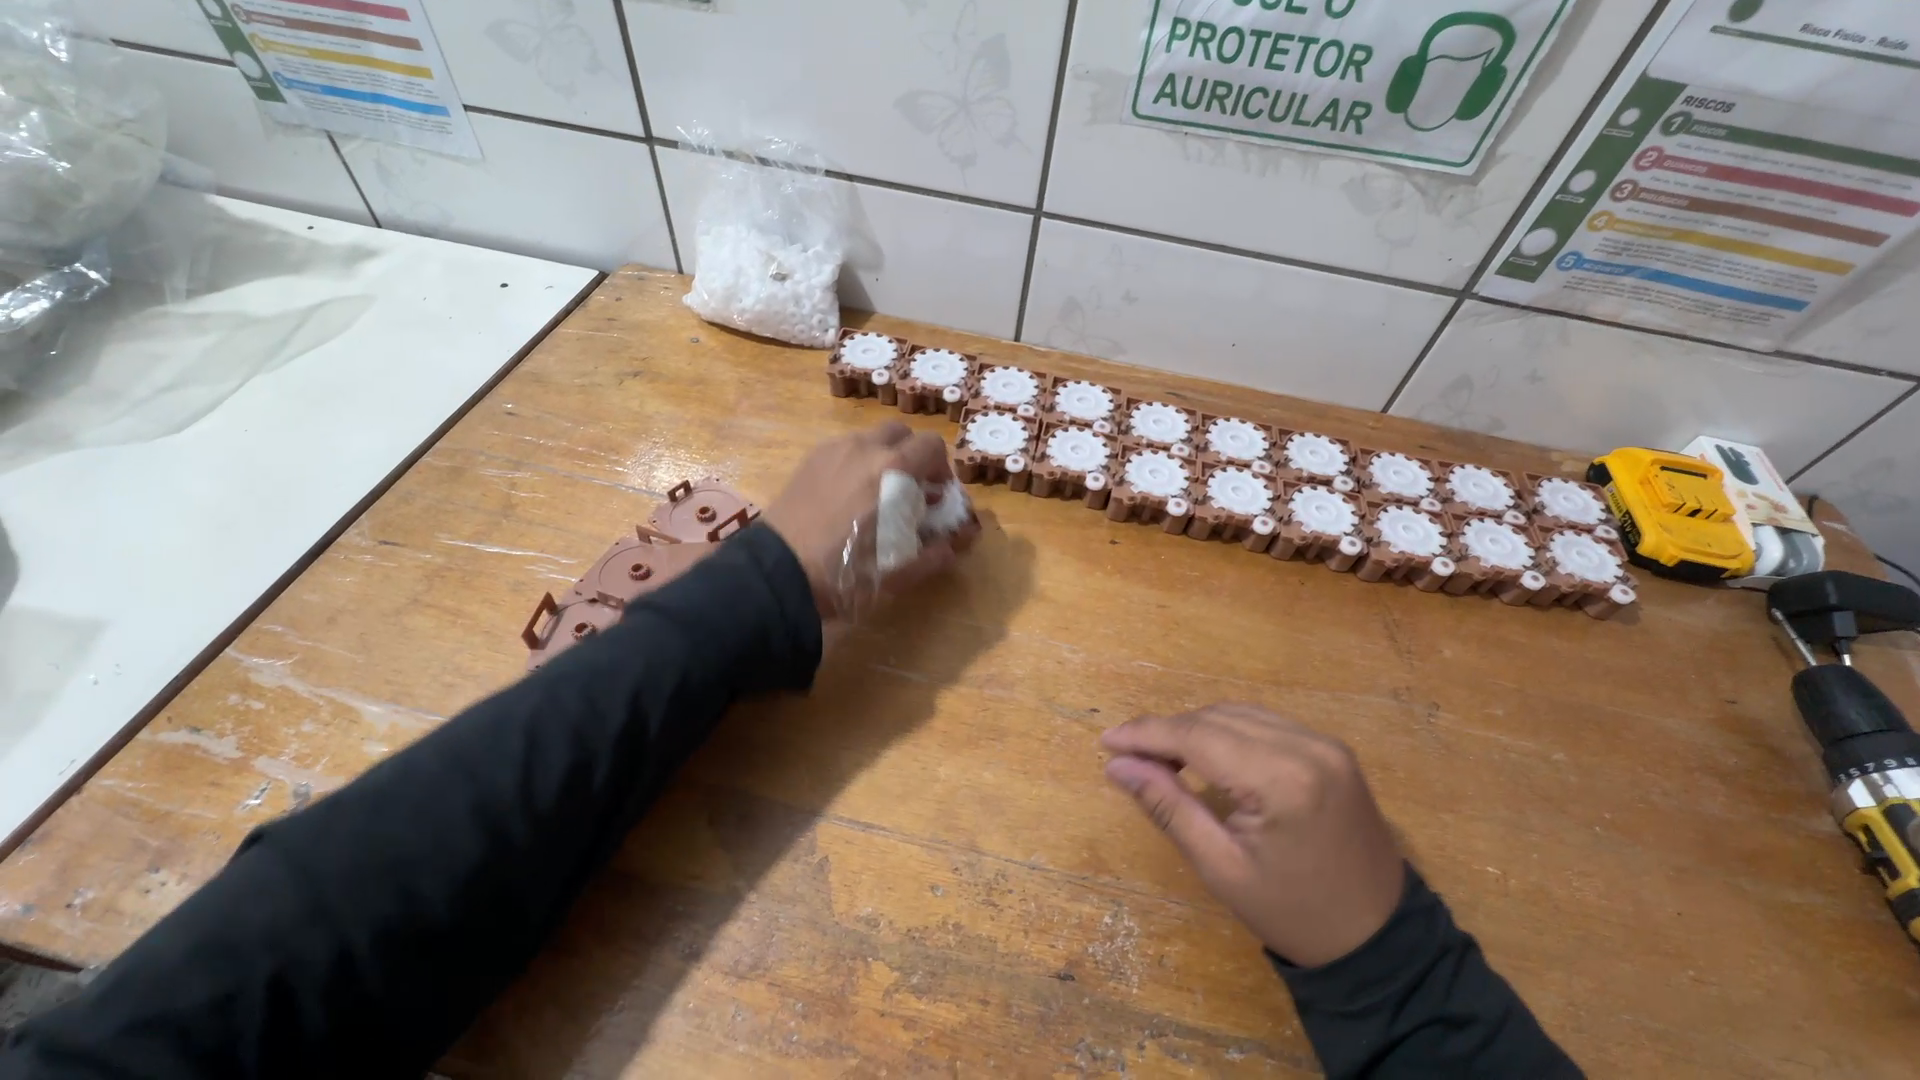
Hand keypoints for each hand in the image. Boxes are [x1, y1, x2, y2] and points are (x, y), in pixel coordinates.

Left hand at [762, 422, 976, 619]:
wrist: (780, 571)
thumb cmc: (844, 572)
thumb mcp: (896, 573)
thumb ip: (932, 555)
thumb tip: (953, 546)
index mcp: (893, 469)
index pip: (932, 445)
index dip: (941, 467)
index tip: (936, 493)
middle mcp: (864, 448)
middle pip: (901, 433)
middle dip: (912, 455)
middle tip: (910, 487)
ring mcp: (833, 449)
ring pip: (870, 438)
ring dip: (883, 457)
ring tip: (877, 491)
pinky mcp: (810, 459)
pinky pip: (843, 448)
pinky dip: (855, 462)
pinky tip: (847, 494)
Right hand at [1101, 704, 1405, 967]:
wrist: (1378, 938)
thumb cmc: (1293, 912)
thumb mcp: (1221, 867)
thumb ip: (1168, 807)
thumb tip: (1117, 765)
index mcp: (1283, 778)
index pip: (1198, 736)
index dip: (1147, 734)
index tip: (1106, 741)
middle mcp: (1308, 746)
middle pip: (1217, 718)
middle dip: (1167, 732)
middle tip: (1127, 756)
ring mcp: (1326, 744)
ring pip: (1239, 714)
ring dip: (1195, 729)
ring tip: (1159, 758)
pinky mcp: (1331, 750)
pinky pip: (1264, 724)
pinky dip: (1226, 732)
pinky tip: (1204, 754)